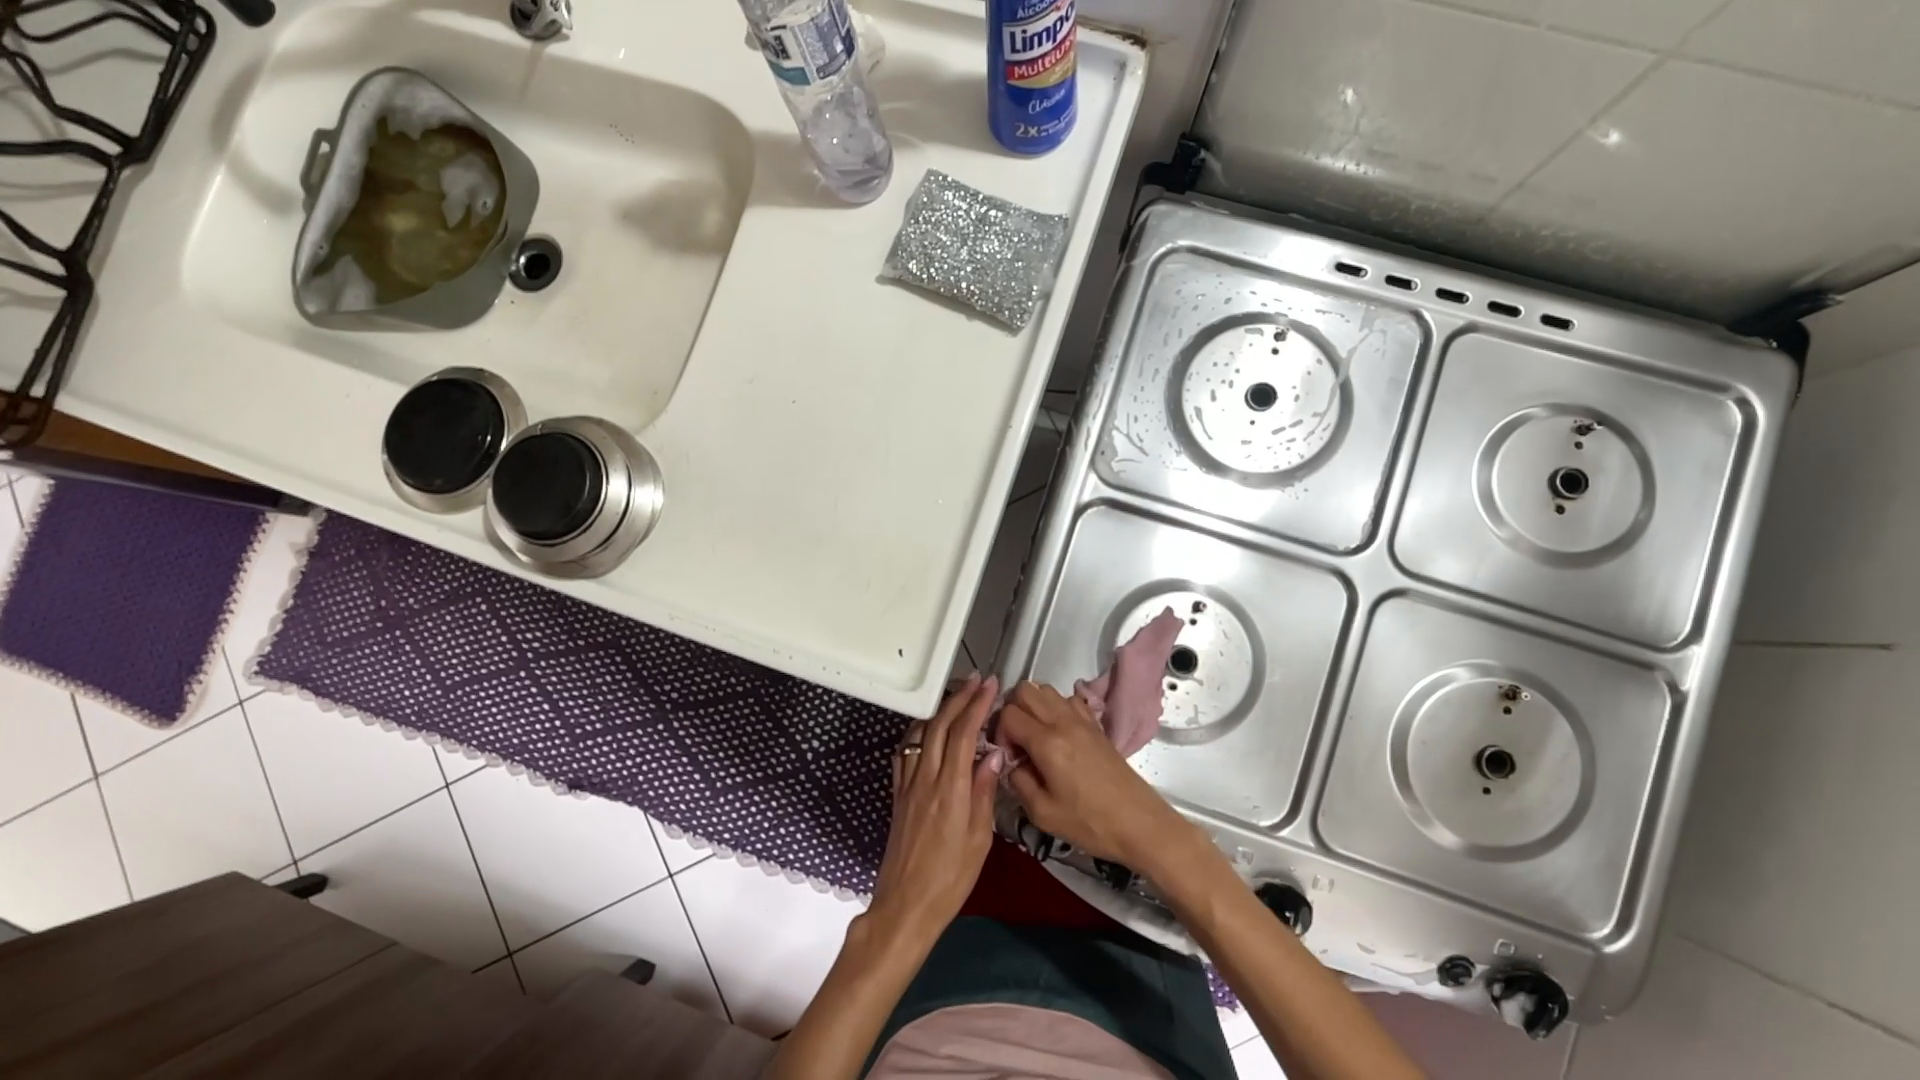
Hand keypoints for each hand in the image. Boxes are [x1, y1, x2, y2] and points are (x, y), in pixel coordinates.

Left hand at [868, 675, 1001, 943]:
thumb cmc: (950, 879)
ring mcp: (907, 786)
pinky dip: (920, 734)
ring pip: (920, 735)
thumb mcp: (980, 838)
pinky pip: (906, 753)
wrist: (906, 905)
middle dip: (958, 698)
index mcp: (949, 789)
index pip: (963, 733)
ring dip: (939, 711)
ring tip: (957, 698)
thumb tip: (993, 754)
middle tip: (977, 681)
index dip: (977, 705)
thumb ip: (984, 792)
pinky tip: (929, 733)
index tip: (991, 686)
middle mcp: (925, 780)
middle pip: (939, 725)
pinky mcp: (898, 796)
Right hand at [996, 681, 1192, 869]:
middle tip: (1015, 741)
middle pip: (1025, 690)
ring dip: (1033, 707)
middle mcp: (1064, 722)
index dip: (999, 732)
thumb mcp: (1042, 813)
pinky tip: (1058, 735)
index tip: (1006, 755)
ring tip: (1034, 737)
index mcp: (1047, 742)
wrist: (1139, 824)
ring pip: (1047, 690)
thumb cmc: (1090, 823)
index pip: (1008, 714)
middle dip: (1012, 710)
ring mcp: (1083, 720)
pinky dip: (1057, 708)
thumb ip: (1018, 782)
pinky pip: (1070, 700)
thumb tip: (1012, 765)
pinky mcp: (1097, 726)